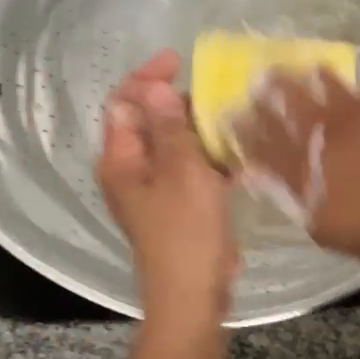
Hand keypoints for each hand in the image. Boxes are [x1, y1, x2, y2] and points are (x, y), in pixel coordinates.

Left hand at [97, 51, 237, 319]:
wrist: (193, 296)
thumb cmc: (186, 233)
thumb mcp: (183, 172)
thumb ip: (171, 128)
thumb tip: (156, 89)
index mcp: (121, 160)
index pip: (124, 103)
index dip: (148, 78)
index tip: (181, 62)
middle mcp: (131, 172)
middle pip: (149, 122)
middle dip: (180, 103)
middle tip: (217, 94)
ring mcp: (155, 192)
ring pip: (175, 147)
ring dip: (200, 131)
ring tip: (234, 120)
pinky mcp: (178, 208)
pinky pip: (191, 171)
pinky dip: (210, 159)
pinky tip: (239, 157)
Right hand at [229, 70, 359, 264]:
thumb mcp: (327, 229)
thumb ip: (294, 200)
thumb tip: (266, 179)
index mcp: (304, 167)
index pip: (263, 143)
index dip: (243, 129)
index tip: (229, 116)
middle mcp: (324, 135)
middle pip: (287, 106)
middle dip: (268, 93)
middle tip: (257, 79)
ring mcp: (356, 118)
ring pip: (320, 89)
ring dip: (302, 79)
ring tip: (291, 69)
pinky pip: (354, 91)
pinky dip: (339, 83)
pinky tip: (334, 78)